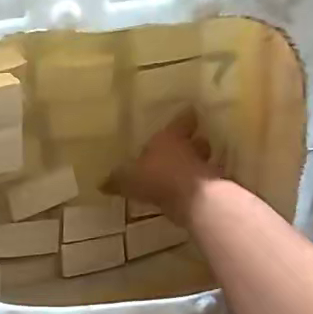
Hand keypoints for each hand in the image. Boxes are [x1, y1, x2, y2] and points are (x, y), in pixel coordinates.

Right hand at [106, 112, 220, 218]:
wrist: (193, 200)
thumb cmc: (157, 177)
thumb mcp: (127, 179)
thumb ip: (116, 180)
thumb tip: (101, 184)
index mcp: (169, 137)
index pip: (182, 120)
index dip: (184, 117)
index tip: (188, 113)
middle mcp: (190, 148)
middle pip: (196, 140)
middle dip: (192, 142)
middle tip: (185, 146)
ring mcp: (203, 167)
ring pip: (201, 161)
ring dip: (195, 166)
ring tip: (184, 173)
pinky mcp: (210, 188)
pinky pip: (202, 184)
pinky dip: (196, 187)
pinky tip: (187, 194)